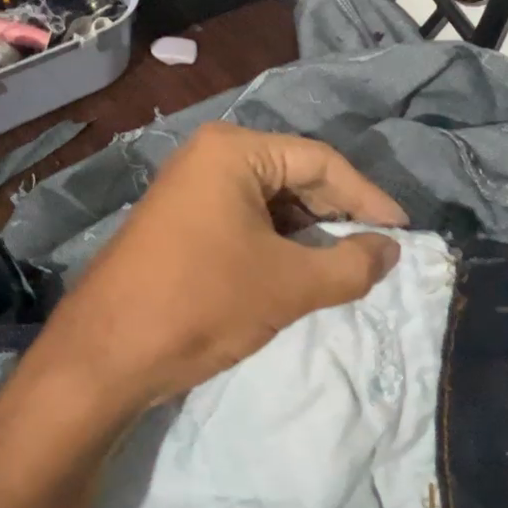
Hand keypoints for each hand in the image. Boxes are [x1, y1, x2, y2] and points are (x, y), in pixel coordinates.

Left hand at [37, 123, 408, 409]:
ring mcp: (191, 186)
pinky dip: (277, 242)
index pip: (321, 162)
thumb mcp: (287, 285)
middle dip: (337, 214)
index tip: (403, 232)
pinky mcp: (181, 219)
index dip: (367, 197)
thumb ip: (350, 264)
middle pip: (295, 175)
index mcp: (234, 150)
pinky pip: (244, 218)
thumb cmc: (201, 303)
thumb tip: (391, 250)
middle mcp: (210, 155)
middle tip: (377, 251)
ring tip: (344, 265)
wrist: (103, 357)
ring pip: (270, 200)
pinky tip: (299, 270)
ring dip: (309, 232)